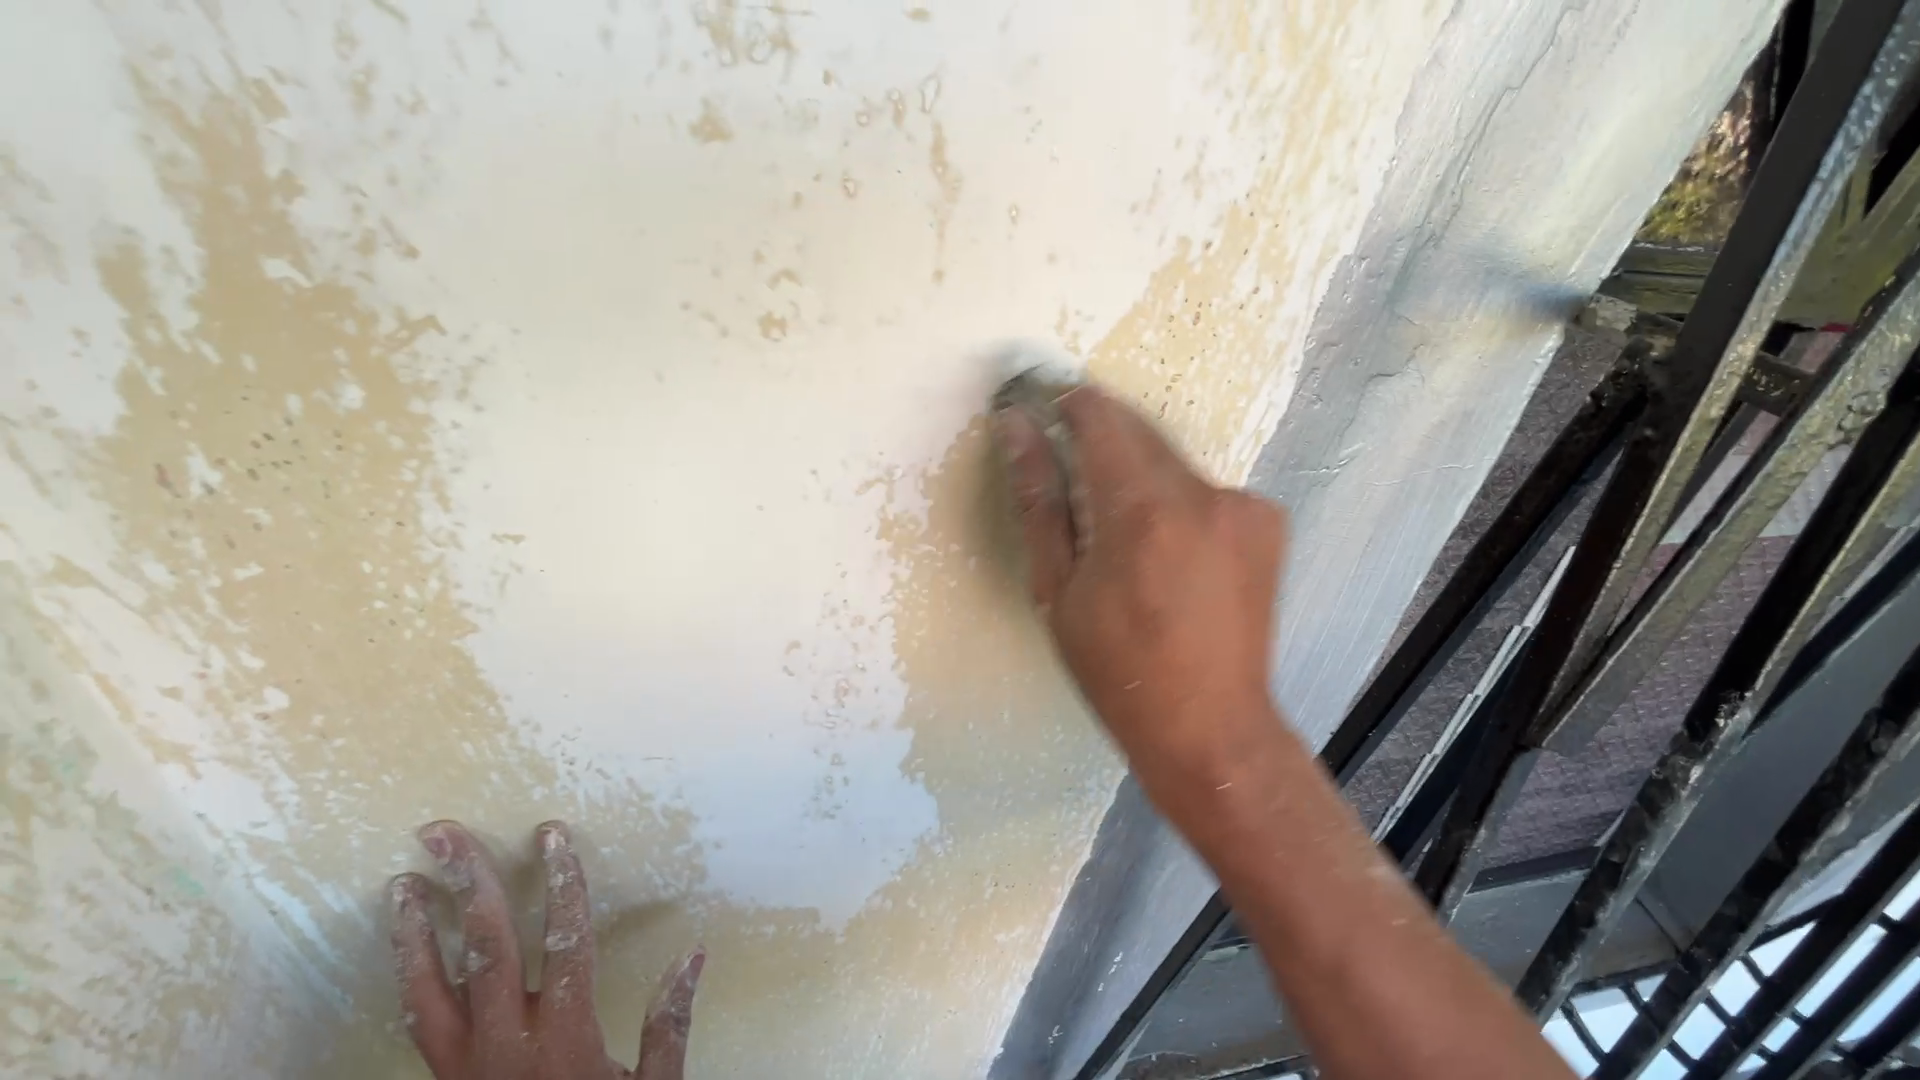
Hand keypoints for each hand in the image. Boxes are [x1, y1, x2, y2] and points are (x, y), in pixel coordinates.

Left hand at [390, 820, 703, 1079]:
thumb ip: (668, 1026)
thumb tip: (693, 955)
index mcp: (563, 1038)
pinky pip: (417, 1019)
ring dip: (416, 930)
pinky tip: (405, 943)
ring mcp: (463, 1063)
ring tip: (402, 881)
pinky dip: (409, 974)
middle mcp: (505, 1043)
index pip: (565, 944)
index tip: (553, 838)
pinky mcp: (441, 1077)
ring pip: (432, 986)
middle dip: (469, 885)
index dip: (563, 886)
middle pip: (485, 950)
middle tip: (444, 834)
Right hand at [994, 384, 1287, 796]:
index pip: (1099, 417)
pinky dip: (1179, 504)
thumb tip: (1016, 427)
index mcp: (1141, 510)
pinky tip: (1171, 555)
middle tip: (1075, 490)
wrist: (1211, 725)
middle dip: (1101, 445)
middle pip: (1138, 432)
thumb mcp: (1058, 590)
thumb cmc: (1117, 669)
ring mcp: (1243, 504)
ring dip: (1140, 479)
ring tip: (1125, 541)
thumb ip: (1040, 500)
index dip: (1066, 406)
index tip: (1045, 412)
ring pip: (1171, 461)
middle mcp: (1201, 491)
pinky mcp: (1268, 520)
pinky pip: (1206, 489)